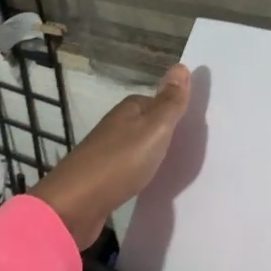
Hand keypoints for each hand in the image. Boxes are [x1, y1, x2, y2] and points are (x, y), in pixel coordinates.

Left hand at [32, 64, 191, 248]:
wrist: (75, 205)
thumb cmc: (119, 162)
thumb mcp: (153, 129)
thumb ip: (169, 102)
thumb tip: (180, 65)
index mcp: (127, 111)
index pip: (155, 102)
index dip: (173, 111)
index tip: (195, 127)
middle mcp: (115, 127)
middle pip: (146, 125)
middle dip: (165, 134)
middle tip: (190, 150)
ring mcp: (106, 153)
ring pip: (137, 148)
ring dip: (152, 155)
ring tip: (175, 167)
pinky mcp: (102, 179)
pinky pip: (129, 170)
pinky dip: (140, 173)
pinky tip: (149, 183)